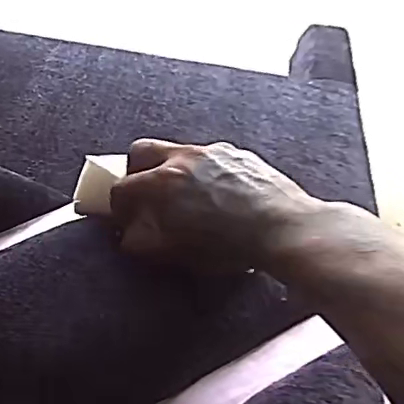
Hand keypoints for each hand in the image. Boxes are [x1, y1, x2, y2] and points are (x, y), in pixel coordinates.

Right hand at [108, 139, 327, 272]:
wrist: (285, 230)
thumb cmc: (231, 245)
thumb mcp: (177, 251)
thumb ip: (145, 242)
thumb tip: (130, 238)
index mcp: (162, 182)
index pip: (122, 187)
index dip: (117, 206)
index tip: (123, 218)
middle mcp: (184, 158)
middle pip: (141, 151)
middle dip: (135, 171)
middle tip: (143, 194)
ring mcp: (214, 151)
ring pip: (177, 152)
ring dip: (171, 171)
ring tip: (183, 198)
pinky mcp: (239, 154)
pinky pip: (209, 157)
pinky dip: (202, 172)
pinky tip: (215, 196)